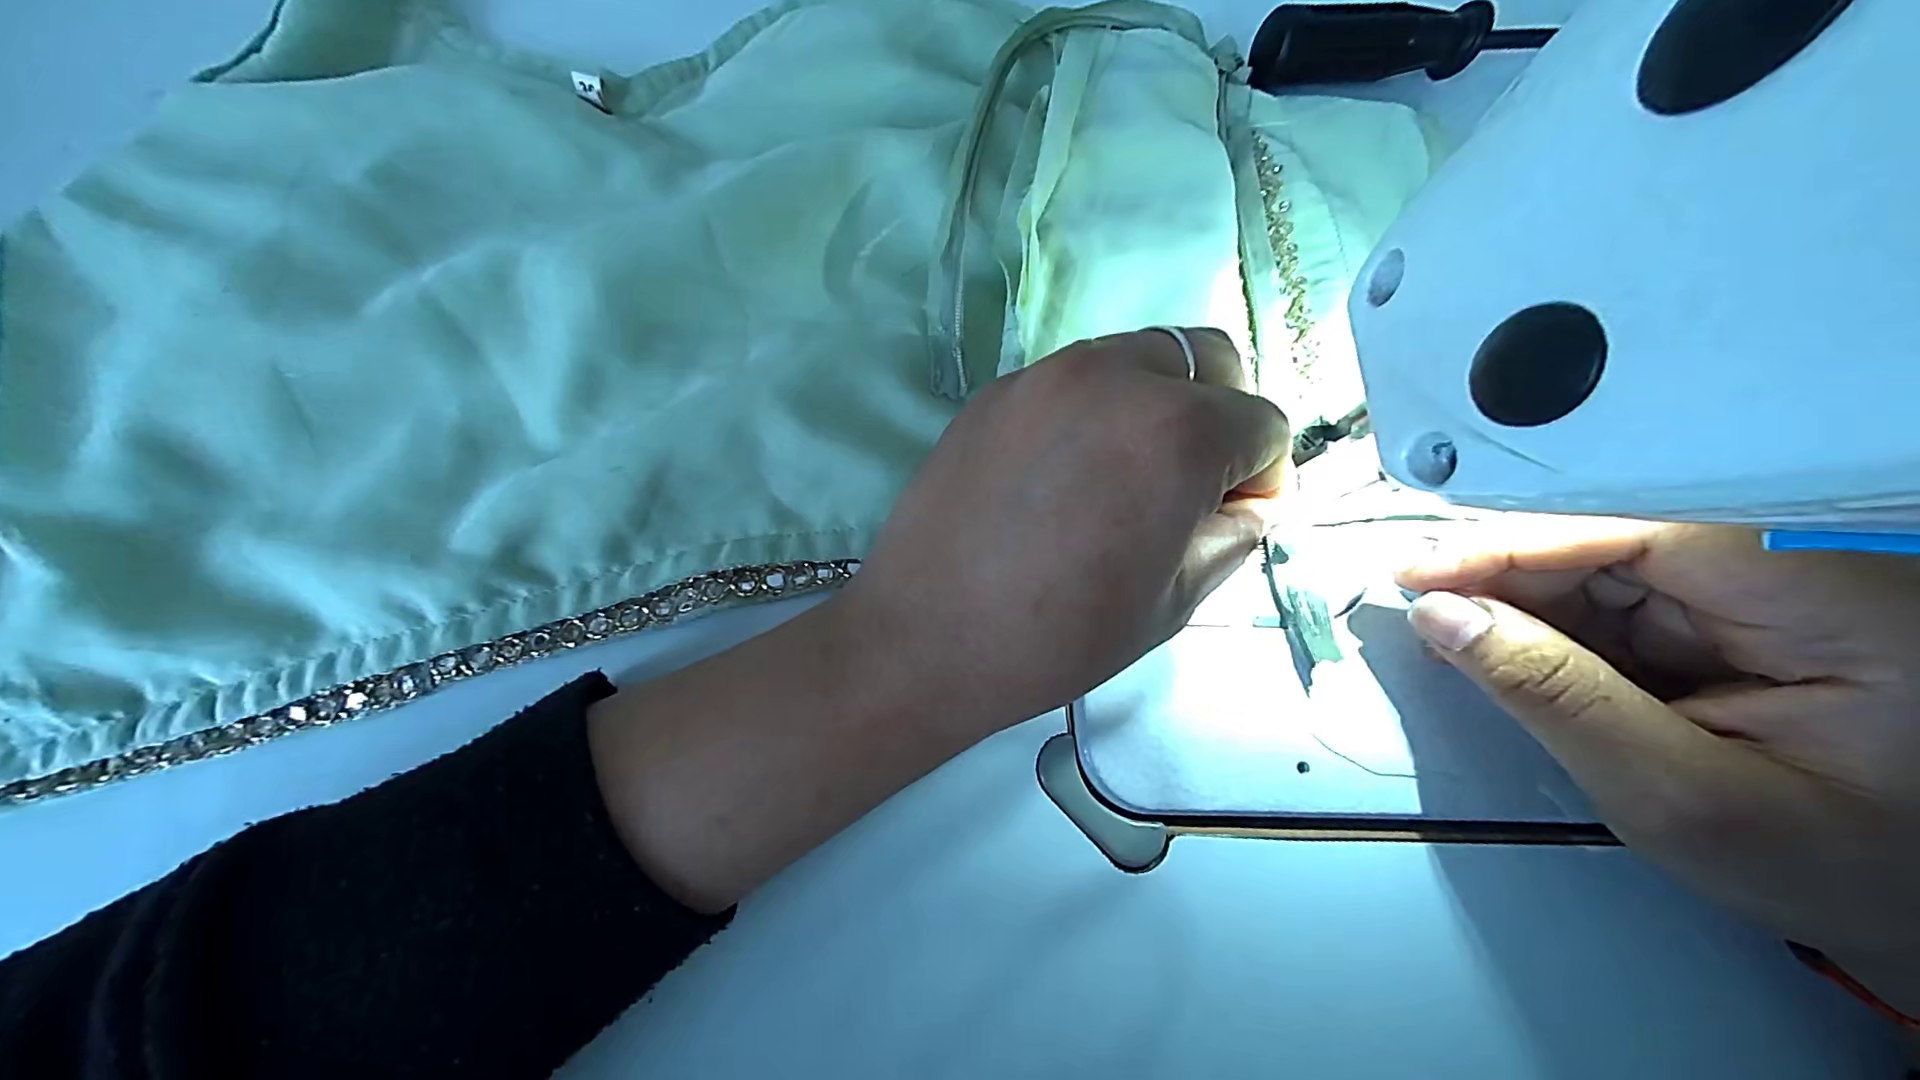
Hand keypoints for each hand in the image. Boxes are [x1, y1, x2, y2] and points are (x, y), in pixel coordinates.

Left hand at [591, 328, 1287, 910]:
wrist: (923, 640)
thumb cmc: (1056, 638)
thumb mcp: (1174, 602)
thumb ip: (1232, 534)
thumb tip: (1247, 502)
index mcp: (1174, 431)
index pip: (1262, 425)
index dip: (1260, 478)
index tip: (1228, 518)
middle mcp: (1113, 376)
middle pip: (1208, 361)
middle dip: (1217, 416)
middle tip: (1185, 483)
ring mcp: (1045, 374)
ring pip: (1139, 357)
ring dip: (1156, 404)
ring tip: (1119, 474)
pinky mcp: (995, 391)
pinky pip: (1073, 379)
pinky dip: (1093, 409)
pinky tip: (1059, 472)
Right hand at [1397, 519, 1919, 1015]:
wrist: (1906, 909)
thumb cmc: (1832, 871)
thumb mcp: (1674, 795)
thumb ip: (1550, 694)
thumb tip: (1441, 615)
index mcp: (1842, 608)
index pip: (1643, 536)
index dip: (1517, 547)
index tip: (1422, 574)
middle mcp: (1807, 581)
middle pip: (1610, 543)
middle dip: (1506, 578)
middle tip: (1428, 612)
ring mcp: (1766, 597)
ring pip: (1597, 569)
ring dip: (1518, 604)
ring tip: (1459, 640)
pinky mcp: (1726, 619)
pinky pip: (1608, 600)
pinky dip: (1544, 627)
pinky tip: (1507, 651)